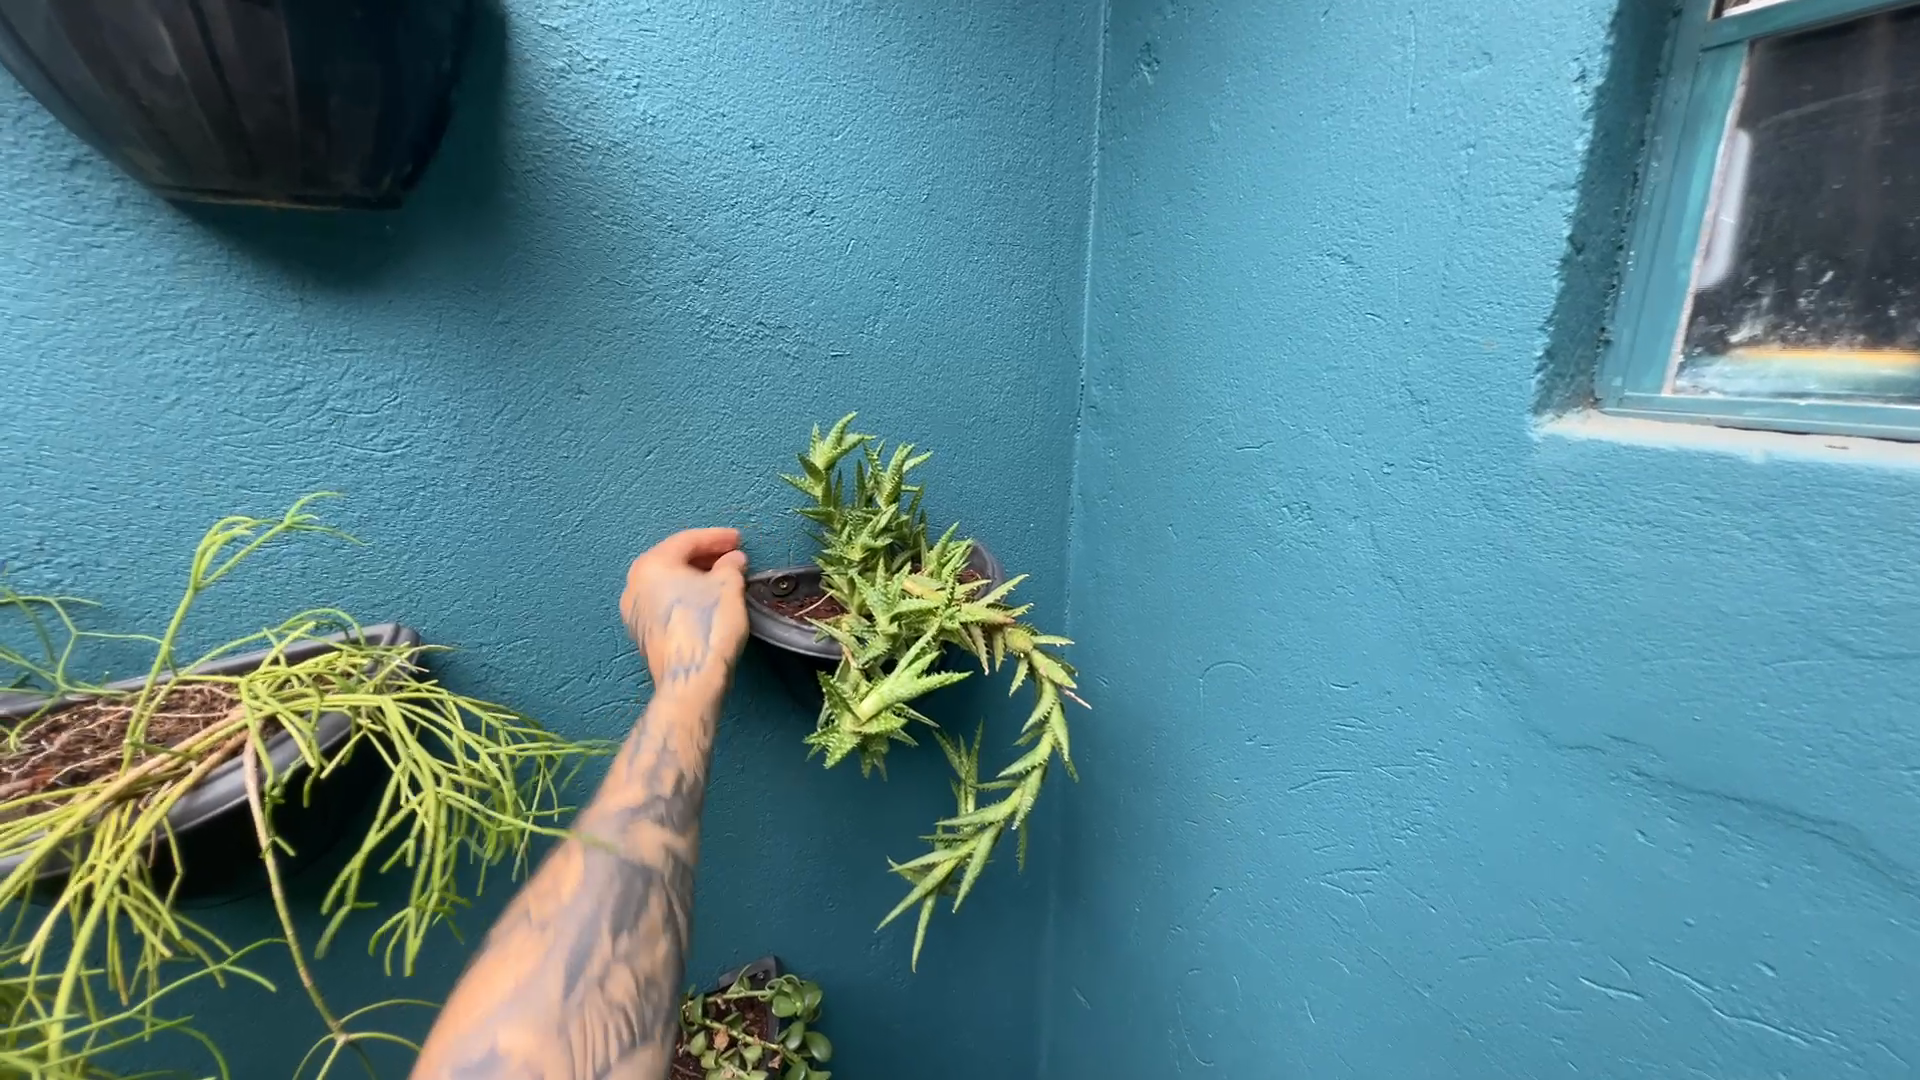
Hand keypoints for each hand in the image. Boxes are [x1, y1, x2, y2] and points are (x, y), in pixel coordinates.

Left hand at [620, 527, 749, 692]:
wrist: (691, 679)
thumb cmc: (708, 627)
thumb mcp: (728, 586)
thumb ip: (730, 565)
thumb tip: (732, 561)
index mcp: (652, 565)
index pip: (687, 540)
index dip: (717, 537)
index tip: (737, 539)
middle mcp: (635, 584)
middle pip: (673, 559)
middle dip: (704, 555)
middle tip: (731, 555)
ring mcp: (634, 611)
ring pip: (667, 581)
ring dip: (695, 575)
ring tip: (723, 577)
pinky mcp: (642, 632)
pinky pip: (665, 601)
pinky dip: (686, 594)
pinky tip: (706, 599)